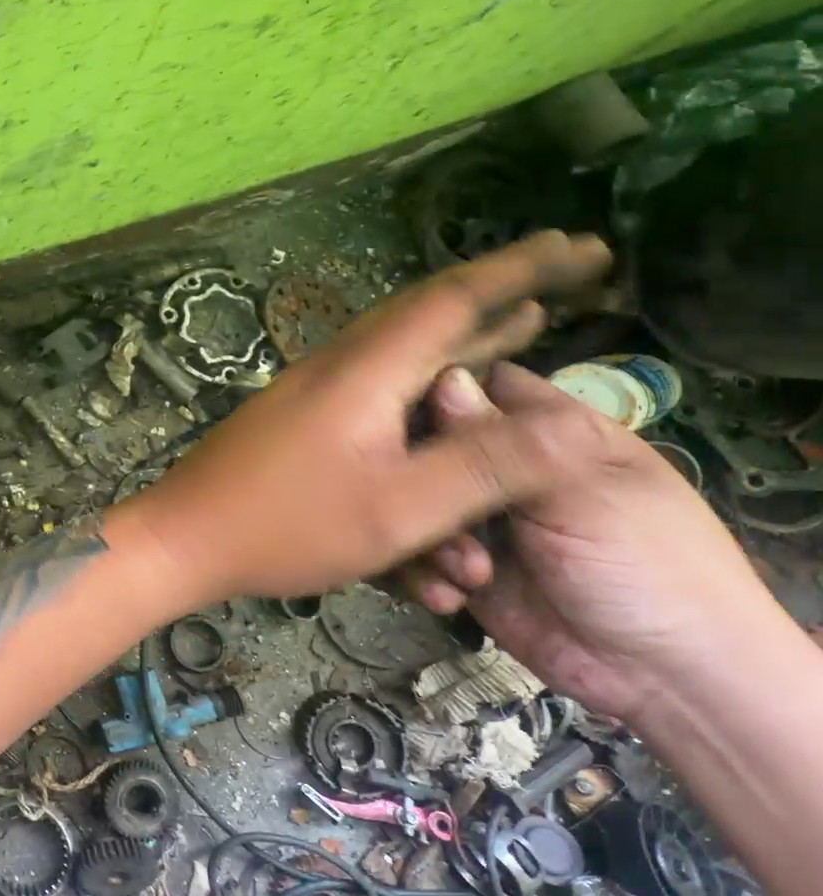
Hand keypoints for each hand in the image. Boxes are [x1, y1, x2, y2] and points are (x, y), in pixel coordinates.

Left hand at [110, 231, 614, 604]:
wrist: (183, 539)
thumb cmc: (286, 526)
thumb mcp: (399, 508)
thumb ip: (486, 466)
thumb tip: (577, 427)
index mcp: (363, 373)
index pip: (452, 300)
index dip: (521, 271)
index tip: (585, 248)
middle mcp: (337, 369)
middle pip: (427, 316)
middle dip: (500, 294)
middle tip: (567, 273)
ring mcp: (314, 394)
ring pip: (403, 357)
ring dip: (466, 340)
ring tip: (528, 324)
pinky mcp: (301, 423)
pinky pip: (378, 395)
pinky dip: (427, 391)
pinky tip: (451, 406)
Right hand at [397, 362, 787, 720]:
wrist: (668, 678)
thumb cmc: (648, 567)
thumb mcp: (579, 495)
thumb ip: (502, 442)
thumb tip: (441, 377)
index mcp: (550, 435)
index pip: (481, 385)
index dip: (433, 388)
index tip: (388, 407)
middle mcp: (506, 471)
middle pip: (430, 445)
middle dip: (420, 477)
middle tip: (428, 508)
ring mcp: (481, 522)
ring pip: (412, 503)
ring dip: (427, 538)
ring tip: (467, 573)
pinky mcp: (460, 568)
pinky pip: (412, 556)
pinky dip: (421, 575)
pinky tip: (451, 598)